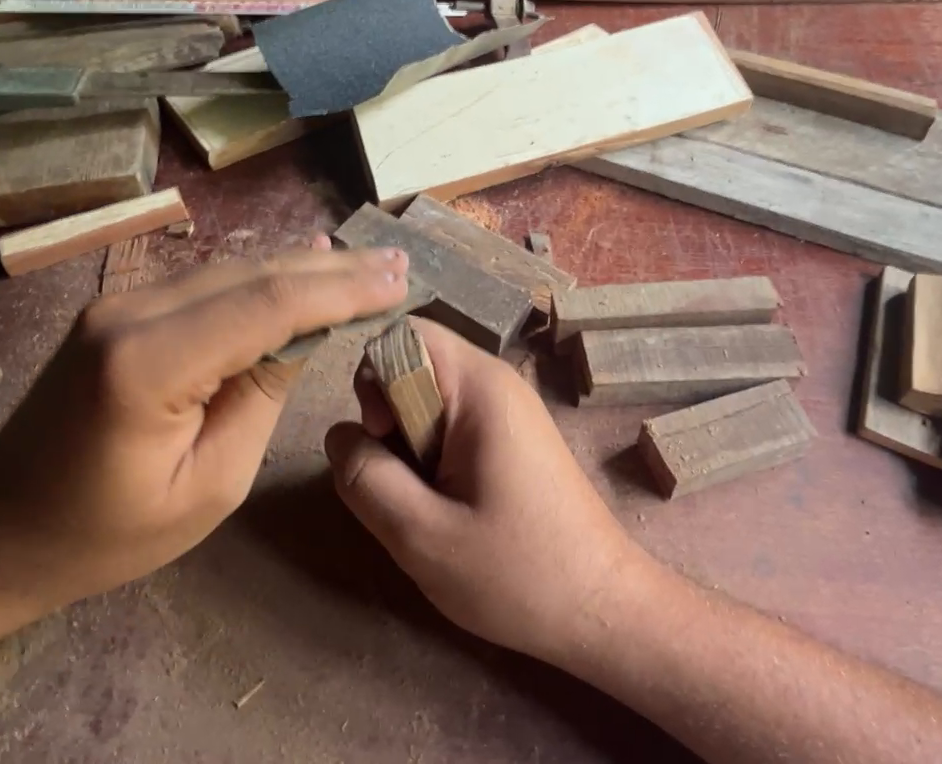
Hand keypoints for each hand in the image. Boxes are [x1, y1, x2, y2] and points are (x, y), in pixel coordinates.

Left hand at [0, 239, 409, 612]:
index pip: (268, 305)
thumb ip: (262, 397)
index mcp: (149, 365)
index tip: (398, 282)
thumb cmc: (105, 535)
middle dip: (333, 268)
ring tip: (367, 264)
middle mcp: (131, 313)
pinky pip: (208, 285)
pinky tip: (302, 264)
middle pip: (254, 274)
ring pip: (233, 271)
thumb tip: (308, 332)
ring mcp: (120, 304)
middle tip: (397, 263)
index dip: (340, 290)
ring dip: (303, 267)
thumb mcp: (210, 484)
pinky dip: (264, 279)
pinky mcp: (120, 310)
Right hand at [326, 318, 651, 663]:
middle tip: (405, 482)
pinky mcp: (511, 438)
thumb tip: (338, 434)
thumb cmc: (518, 574)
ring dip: (409, 445)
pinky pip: (451, 423)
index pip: (405, 334)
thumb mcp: (421, 535)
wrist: (603, 608)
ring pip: (428, 399)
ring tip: (428, 504)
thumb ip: (365, 477)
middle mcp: (497, 382)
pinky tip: (449, 507)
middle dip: (389, 418)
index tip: (385, 439)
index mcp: (480, 387)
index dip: (375, 379)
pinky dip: (434, 458)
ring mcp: (508, 409)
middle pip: (414, 366)